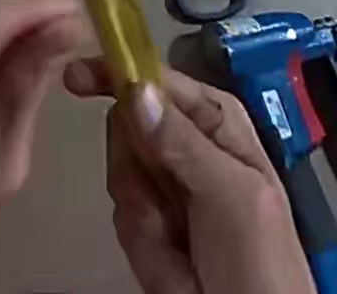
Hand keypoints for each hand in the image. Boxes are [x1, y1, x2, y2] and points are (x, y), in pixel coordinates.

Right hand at [66, 60, 313, 293]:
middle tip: (164, 200)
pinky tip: (173, 258)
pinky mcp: (147, 217)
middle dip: (136, 163)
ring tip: (178, 237)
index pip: (156, 78)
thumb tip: (136, 89)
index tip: (76, 79)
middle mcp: (185, 140)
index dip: (115, 73)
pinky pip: (120, 209)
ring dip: (143, 208)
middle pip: (127, 120)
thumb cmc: (260, 264)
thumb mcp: (232, 196)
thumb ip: (183, 142)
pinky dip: (141, 237)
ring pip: (119, 165)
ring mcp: (164, 179)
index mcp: (213, 119)